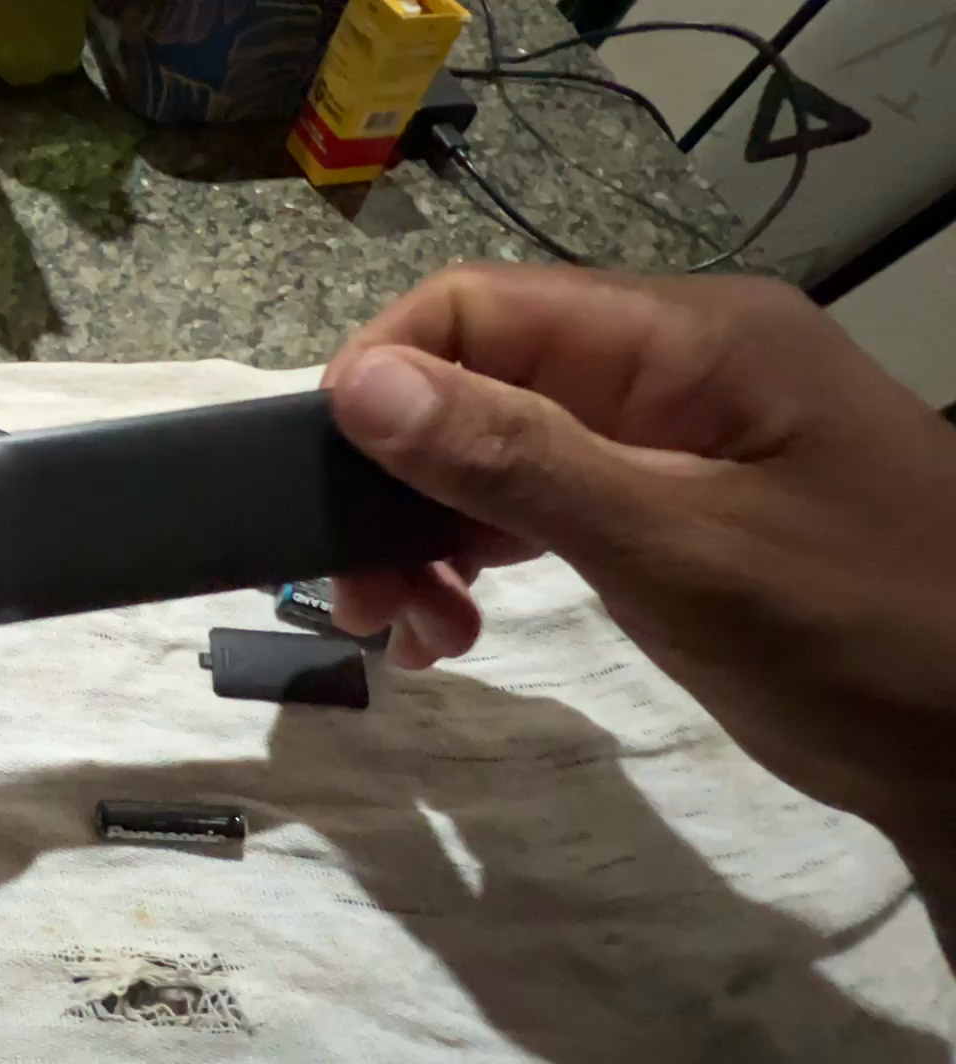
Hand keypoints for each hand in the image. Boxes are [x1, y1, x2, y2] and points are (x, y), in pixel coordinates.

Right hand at [321, 265, 955, 847]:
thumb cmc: (863, 634)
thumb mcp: (670, 544)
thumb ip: (511, 456)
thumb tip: (357, 386)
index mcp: (670, 340)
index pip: (472, 307)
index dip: (379, 371)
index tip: (322, 469)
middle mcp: (637, 374)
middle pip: (455, 394)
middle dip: (389, 490)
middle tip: (359, 589)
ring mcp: (623, 444)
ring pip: (463, 464)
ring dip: (413, 543)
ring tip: (409, 628)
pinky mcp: (613, 506)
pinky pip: (496, 514)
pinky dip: (452, 568)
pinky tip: (441, 630)